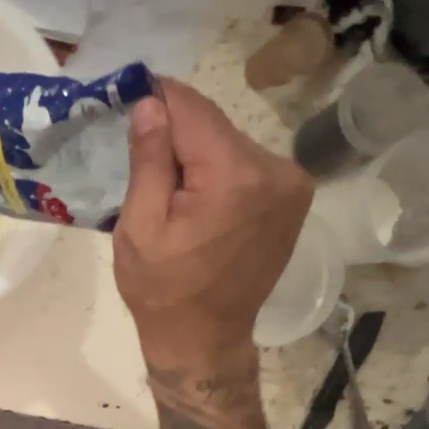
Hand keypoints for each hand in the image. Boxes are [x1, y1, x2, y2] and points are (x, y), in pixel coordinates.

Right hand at [115, 78, 311, 384]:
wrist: (204, 338)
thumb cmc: (161, 290)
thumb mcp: (139, 227)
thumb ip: (149, 162)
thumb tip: (150, 106)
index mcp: (235, 177)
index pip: (196, 113)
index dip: (164, 98)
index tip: (134, 90)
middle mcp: (276, 169)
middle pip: (217, 129)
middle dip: (179, 134)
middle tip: (141, 149)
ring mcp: (292, 184)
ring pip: (233, 147)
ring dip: (200, 155)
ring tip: (167, 185)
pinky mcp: (294, 198)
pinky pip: (249, 168)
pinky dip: (220, 173)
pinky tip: (197, 200)